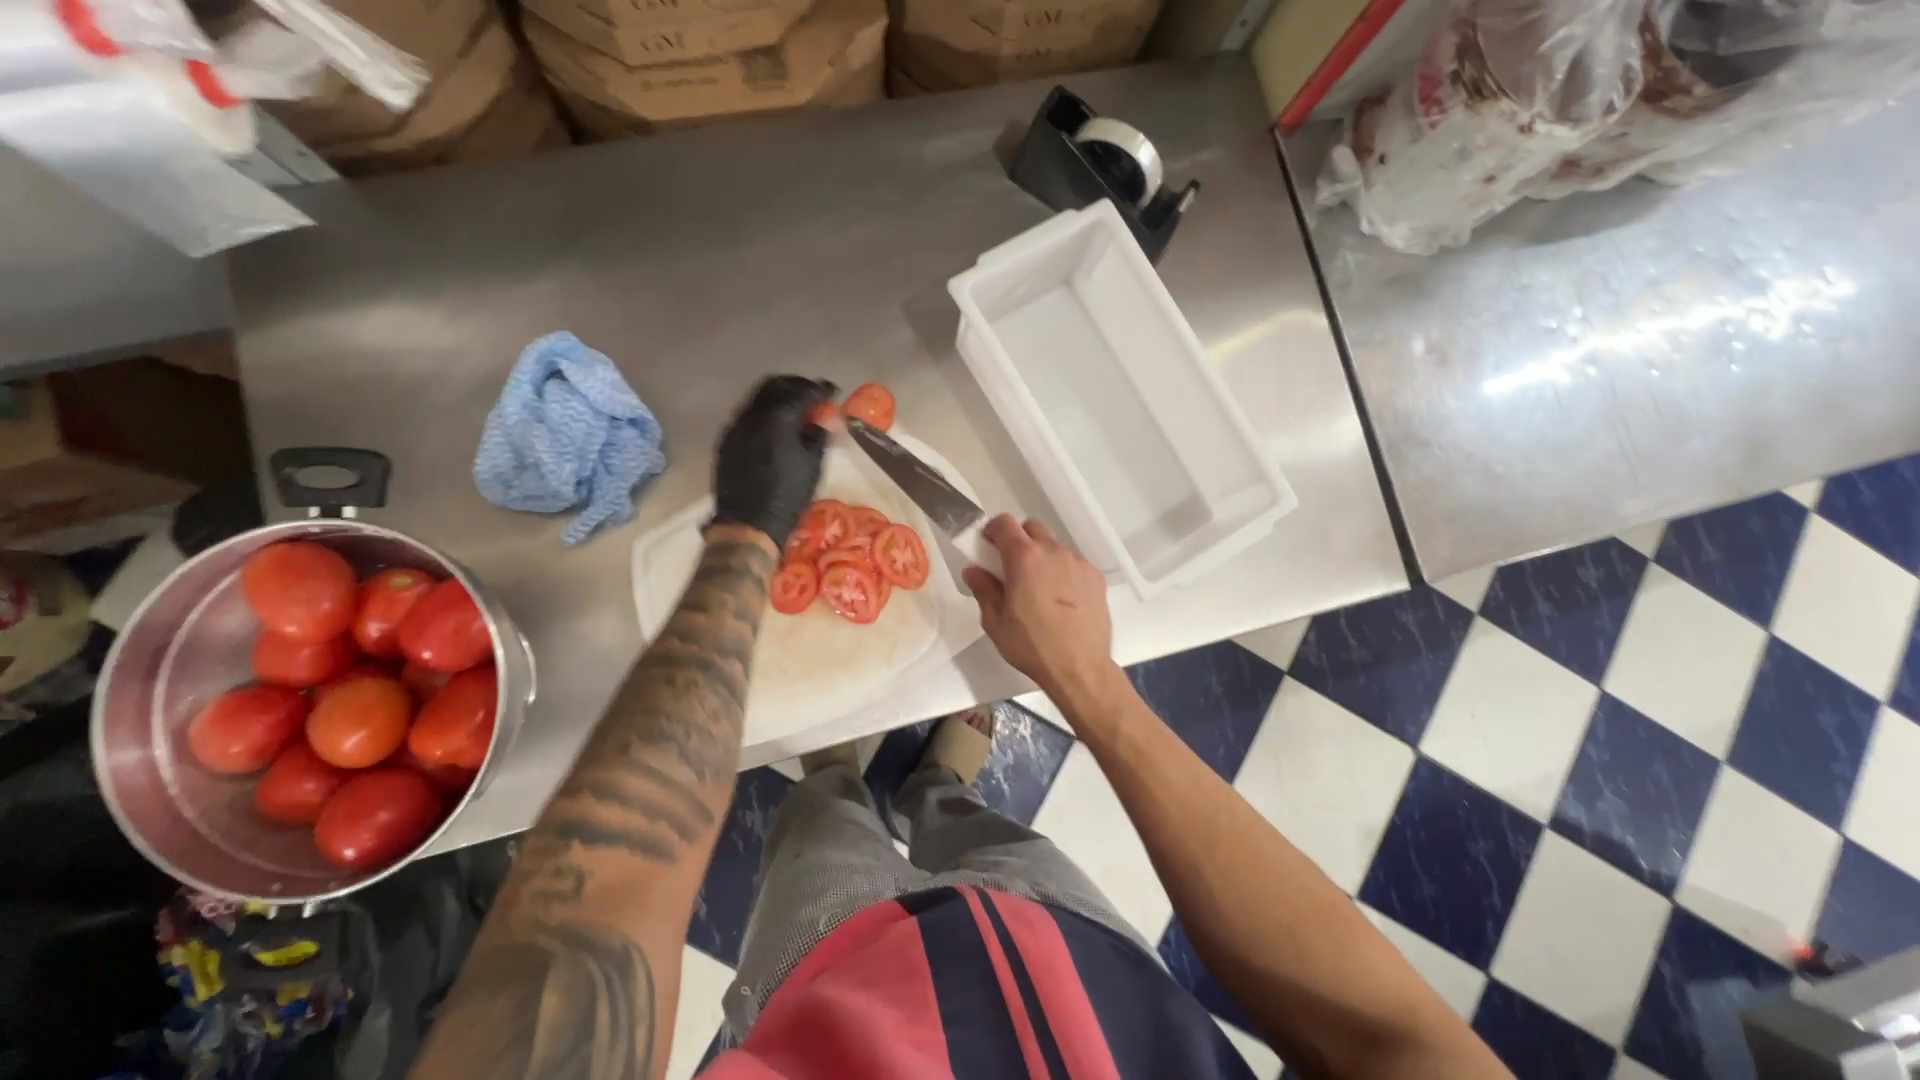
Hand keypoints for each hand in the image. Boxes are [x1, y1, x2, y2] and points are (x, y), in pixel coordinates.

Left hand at [710, 375, 835, 548]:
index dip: (820, 389)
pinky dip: (763, 414)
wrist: (748, 523)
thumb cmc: (787, 495)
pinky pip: (746, 416)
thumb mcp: (812, 466)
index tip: (832, 391)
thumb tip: (822, 420)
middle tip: (812, 394)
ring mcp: (735, 426)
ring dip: (777, 397)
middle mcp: (753, 415)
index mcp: (778, 418)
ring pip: (757, 399)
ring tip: (793, 409)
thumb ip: (818, 435)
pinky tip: (773, 428)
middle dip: (796, 386)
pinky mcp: (726, 440)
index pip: (803, 392)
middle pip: (775, 386)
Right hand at [963, 515, 1117, 701]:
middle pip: (1032, 528)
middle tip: (1012, 568)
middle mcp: (1053, 552)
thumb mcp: (995, 621)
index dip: (993, 530)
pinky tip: (1062, 602)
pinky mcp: (1096, 578)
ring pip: (1055, 548)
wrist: (1080, 667)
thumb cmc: (1031, 645)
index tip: (988, 547)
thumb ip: (983, 589)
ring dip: (1043, 559)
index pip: (1004, 523)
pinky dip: (1063, 574)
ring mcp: (1078, 563)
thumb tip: (974, 570)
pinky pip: (1073, 566)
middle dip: (1019, 540)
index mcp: (1024, 558)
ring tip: (1040, 591)